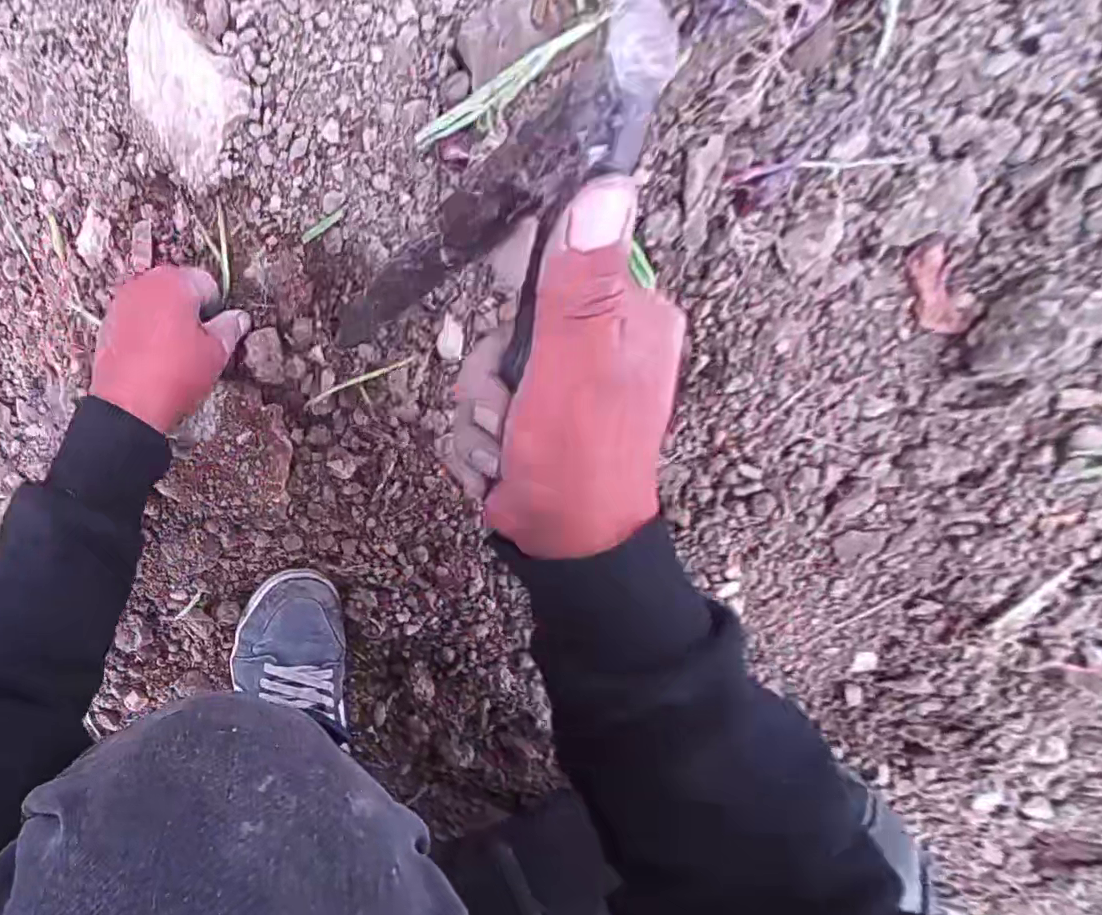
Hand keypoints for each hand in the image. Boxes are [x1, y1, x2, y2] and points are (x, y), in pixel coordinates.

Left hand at [91, 266, 249, 433]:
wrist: (129, 405)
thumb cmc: (172, 375)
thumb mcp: (215, 353)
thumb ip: (230, 329)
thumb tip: (238, 319)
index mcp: (175, 282)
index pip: (208, 283)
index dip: (219, 310)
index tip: (219, 333)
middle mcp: (144, 283)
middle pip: (179, 291)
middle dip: (192, 314)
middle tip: (200, 346)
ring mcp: (122, 303)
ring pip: (156, 306)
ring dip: (169, 324)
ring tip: (176, 357)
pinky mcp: (107, 325)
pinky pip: (137, 322)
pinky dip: (148, 335)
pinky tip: (155, 361)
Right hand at [446, 176, 685, 558]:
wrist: (561, 541)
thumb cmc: (578, 456)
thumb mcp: (577, 364)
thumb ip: (581, 285)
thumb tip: (603, 186)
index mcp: (625, 317)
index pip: (560, 265)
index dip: (520, 295)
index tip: (511, 333)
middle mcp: (592, 345)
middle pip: (505, 325)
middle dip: (491, 376)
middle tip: (510, 409)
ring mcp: (553, 386)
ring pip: (481, 371)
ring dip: (479, 415)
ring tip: (504, 447)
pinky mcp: (523, 419)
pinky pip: (475, 410)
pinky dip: (476, 440)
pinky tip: (498, 464)